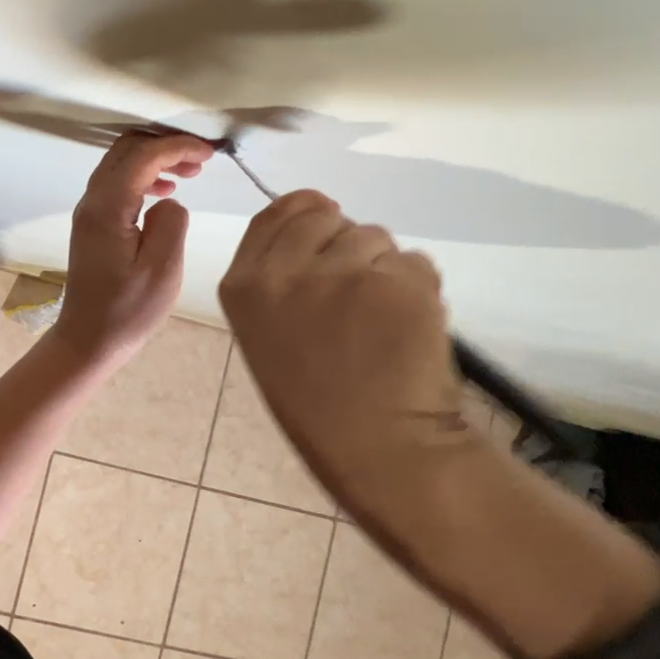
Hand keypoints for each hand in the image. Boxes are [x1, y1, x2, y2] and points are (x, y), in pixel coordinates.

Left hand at [52, 133, 213, 364]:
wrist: (88, 338)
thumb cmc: (127, 310)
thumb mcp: (162, 269)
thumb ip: (171, 223)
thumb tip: (169, 200)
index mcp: (106, 209)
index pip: (141, 157)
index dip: (177, 147)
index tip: (210, 153)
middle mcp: (91, 202)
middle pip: (125, 150)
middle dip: (165, 146)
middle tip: (202, 159)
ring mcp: (88, 212)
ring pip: (120, 164)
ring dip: (155, 160)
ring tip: (191, 173)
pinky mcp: (92, 224)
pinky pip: (117, 183)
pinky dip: (143, 177)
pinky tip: (166, 192)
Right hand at [218, 189, 467, 496]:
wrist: (375, 444)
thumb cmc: (313, 394)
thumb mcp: (265, 328)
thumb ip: (278, 273)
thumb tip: (322, 213)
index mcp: (242, 285)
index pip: (277, 213)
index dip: (308, 218)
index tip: (324, 243)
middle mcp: (283, 271)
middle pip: (326, 216)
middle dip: (345, 244)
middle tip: (352, 296)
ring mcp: (340, 275)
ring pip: (375, 237)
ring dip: (383, 268)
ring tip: (378, 320)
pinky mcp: (396, 283)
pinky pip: (414, 262)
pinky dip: (417, 289)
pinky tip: (405, 329)